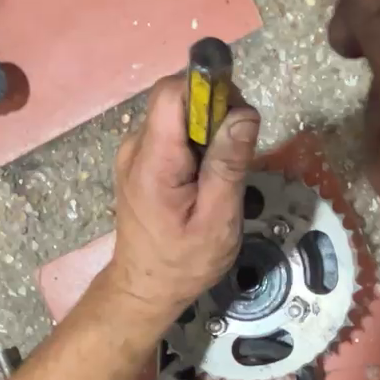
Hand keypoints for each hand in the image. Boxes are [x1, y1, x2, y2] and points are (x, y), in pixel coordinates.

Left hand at [98, 74, 261, 328]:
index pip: (173, 91)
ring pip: (177, 116)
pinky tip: (204, 180)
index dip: (209, 91)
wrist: (145, 288)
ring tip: (221, 174)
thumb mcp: (218, 220)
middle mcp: (136, 146)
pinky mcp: (140, 161)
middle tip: (236, 155)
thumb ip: (229, 165)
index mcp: (152, 160)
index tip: (237, 120)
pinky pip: (172, 134)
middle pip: (177, 99)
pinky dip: (195, 146)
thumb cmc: (184, 262)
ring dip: (207, 132)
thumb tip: (245, 113)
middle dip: (215, 113)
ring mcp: (134, 153)